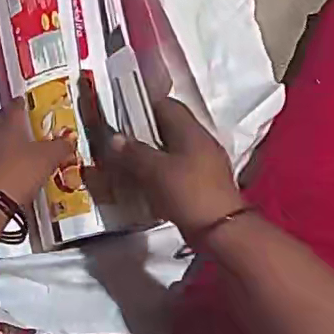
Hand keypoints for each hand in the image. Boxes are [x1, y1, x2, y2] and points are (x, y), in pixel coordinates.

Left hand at [0, 98, 79, 207]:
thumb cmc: (17, 173)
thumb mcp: (48, 158)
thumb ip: (61, 146)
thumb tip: (69, 139)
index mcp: (8, 118)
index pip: (20, 102)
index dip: (34, 105)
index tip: (44, 111)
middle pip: (9, 121)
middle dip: (25, 127)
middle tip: (41, 135)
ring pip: (0, 140)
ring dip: (14, 146)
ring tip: (31, 156)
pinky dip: (5, 162)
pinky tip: (16, 173)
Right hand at [100, 98, 246, 231]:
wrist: (220, 229)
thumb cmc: (187, 192)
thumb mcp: (155, 171)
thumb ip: (133, 152)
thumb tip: (114, 138)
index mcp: (191, 131)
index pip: (167, 105)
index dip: (143, 106)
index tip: (122, 115)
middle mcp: (200, 142)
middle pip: (169, 128)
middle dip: (144, 132)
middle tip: (120, 141)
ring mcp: (204, 163)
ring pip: (172, 149)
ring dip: (151, 154)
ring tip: (128, 162)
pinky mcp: (202, 183)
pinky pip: (177, 169)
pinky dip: (160, 172)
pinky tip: (146, 183)